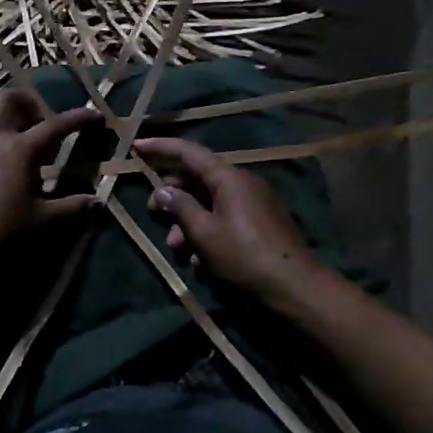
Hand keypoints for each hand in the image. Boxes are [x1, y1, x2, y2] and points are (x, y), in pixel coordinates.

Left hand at [0, 91, 99, 272]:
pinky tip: (9, 175)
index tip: (98, 117)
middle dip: (31, 104)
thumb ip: (72, 207)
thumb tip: (96, 201)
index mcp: (20, 149)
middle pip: (10, 100)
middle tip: (45, 126)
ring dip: (17, 126)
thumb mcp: (42, 220)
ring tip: (32, 158)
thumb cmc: (1, 230)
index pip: (57, 125)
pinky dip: (3, 145)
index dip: (80, 119)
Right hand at [134, 136, 326, 304]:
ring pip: (211, 203)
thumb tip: (163, 191)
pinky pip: (226, 218)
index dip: (161, 147)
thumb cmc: (244, 256)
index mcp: (229, 178)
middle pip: (199, 179)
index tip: (137, 146)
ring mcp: (254, 204)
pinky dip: (208, 233)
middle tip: (152, 211)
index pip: (189, 152)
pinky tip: (200, 261)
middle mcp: (243, 184)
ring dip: (189, 222)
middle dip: (173, 196)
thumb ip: (180, 207)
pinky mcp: (261, 224)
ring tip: (177, 248)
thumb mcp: (204, 233)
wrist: (295, 287)